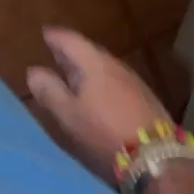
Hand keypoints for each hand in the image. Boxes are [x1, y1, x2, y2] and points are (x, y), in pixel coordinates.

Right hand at [27, 26, 170, 179]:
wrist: (160, 159)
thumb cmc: (106, 132)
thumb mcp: (70, 115)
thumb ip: (49, 91)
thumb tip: (33, 71)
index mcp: (94, 63)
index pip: (71, 40)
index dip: (55, 37)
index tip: (45, 34)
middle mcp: (115, 66)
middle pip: (90, 52)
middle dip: (72, 54)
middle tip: (57, 55)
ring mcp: (135, 83)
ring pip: (106, 68)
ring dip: (90, 70)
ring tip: (77, 77)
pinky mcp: (148, 101)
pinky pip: (119, 83)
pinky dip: (105, 84)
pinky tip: (102, 97)